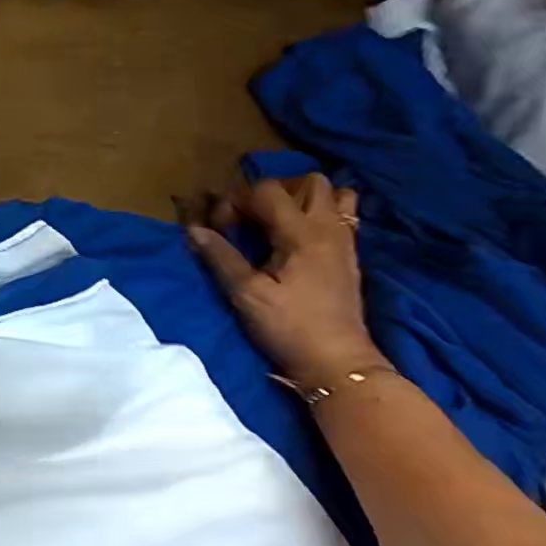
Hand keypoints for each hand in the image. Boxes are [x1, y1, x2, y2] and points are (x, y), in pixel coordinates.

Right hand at [186, 174, 391, 389]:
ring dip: (305, 198)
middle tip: (253, 215)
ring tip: (281, 220)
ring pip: (335, 194)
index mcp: (301, 233)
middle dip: (276, 190)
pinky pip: (344, 216)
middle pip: (308, 181)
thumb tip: (194, 230)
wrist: (337, 363)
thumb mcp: (247, 295)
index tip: (221, 227)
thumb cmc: (290, 329)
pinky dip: (323, 214)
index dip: (237, 201)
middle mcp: (328, 228)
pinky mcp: (351, 257)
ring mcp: (345, 241)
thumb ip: (221, 258)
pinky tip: (301, 237)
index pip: (266, 191)